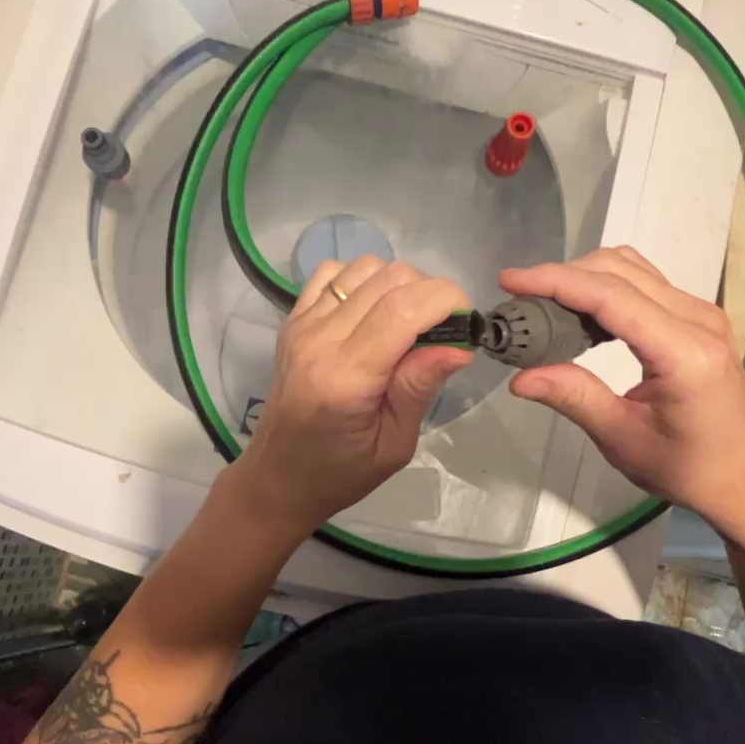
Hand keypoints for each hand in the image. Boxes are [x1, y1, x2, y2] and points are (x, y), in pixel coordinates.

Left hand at [221, 256, 472, 536]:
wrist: (278, 477)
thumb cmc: (341, 472)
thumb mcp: (395, 446)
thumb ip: (420, 389)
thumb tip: (459, 346)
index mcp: (347, 377)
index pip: (403, 309)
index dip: (446, 300)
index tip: (466, 323)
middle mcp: (320, 339)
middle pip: (389, 278)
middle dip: (430, 293)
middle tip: (440, 332)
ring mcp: (302, 324)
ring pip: (365, 266)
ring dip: (398, 284)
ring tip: (407, 323)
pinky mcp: (293, 319)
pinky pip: (333, 272)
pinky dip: (362, 280)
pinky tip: (371, 312)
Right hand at [500, 247, 744, 538]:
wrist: (744, 478)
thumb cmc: (687, 468)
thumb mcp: (622, 439)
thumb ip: (574, 398)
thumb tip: (519, 378)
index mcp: (684, 353)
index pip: (612, 296)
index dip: (557, 282)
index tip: (510, 281)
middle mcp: (698, 320)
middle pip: (620, 270)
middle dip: (563, 276)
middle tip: (519, 301)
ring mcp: (702, 314)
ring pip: (632, 268)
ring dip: (583, 277)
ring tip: (543, 305)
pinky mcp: (698, 317)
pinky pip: (645, 283)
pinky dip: (604, 287)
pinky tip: (579, 314)